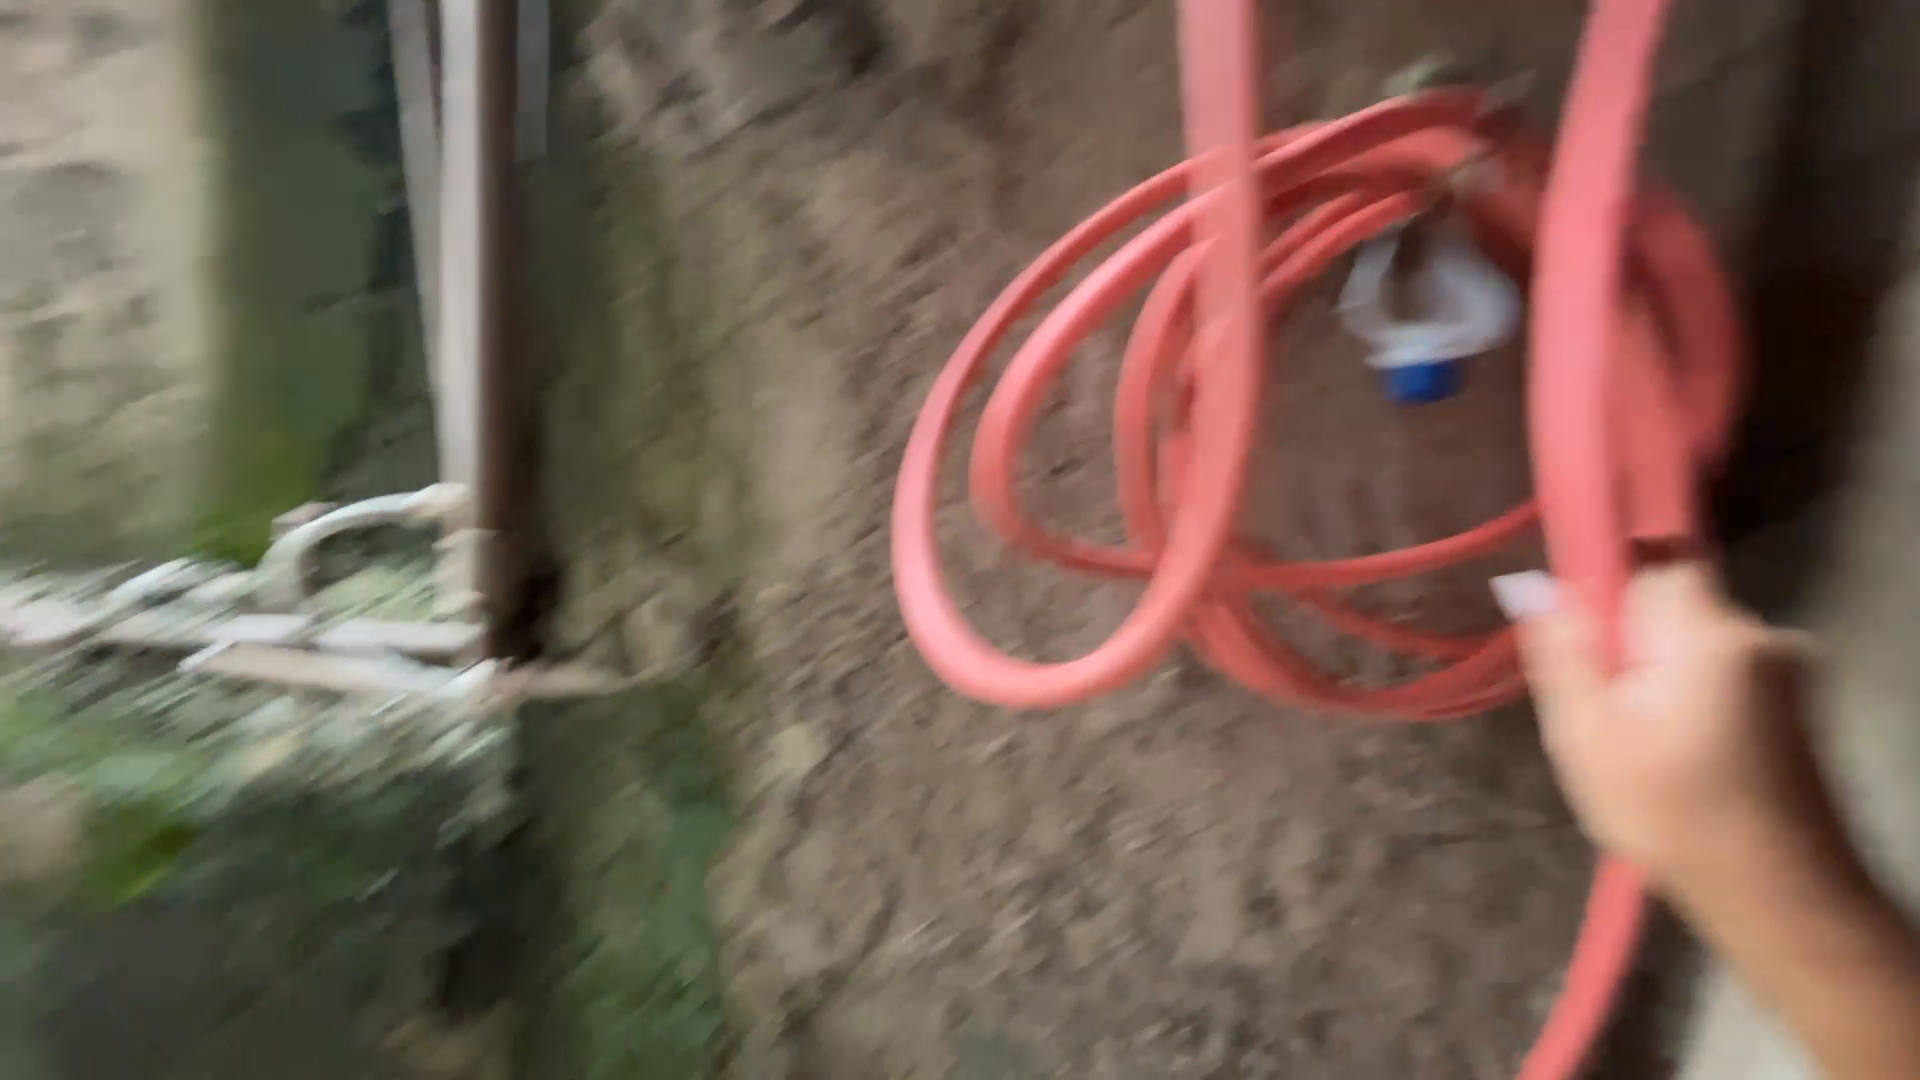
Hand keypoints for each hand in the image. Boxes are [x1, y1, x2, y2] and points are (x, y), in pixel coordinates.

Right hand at [1516, 561, 1832, 891]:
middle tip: (1591, 702)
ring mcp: (1784, 672)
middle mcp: (1760, 639)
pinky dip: (1677, 691)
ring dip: (1645, 669)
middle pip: (1665, 603)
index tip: (1574, 632)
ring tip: (1624, 735)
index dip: (1605, 585)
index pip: (1653, 564)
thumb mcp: (1584, 732)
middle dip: (1619, 637)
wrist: (1781, 899)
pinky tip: (1665, 748)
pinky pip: (1712, 668)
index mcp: (1710, 638)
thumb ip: (1562, 651)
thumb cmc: (1667, 811)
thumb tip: (1532, 586)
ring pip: (1684, 639)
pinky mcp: (1791, 703)